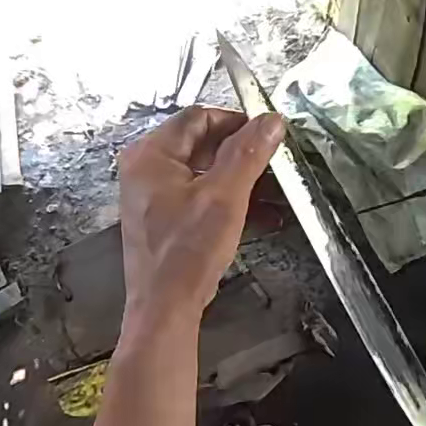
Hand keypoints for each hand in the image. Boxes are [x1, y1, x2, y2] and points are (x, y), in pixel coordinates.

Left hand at [118, 106, 283, 317]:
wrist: (166, 308)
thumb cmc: (187, 251)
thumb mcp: (225, 196)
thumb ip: (248, 153)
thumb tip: (271, 121)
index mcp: (151, 155)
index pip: (198, 117)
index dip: (237, 121)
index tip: (268, 133)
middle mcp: (147, 170)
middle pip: (203, 145)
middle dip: (244, 154)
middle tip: (276, 162)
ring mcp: (155, 197)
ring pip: (207, 174)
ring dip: (243, 181)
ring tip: (278, 192)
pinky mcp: (167, 220)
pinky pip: (203, 198)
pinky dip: (231, 202)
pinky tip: (264, 216)